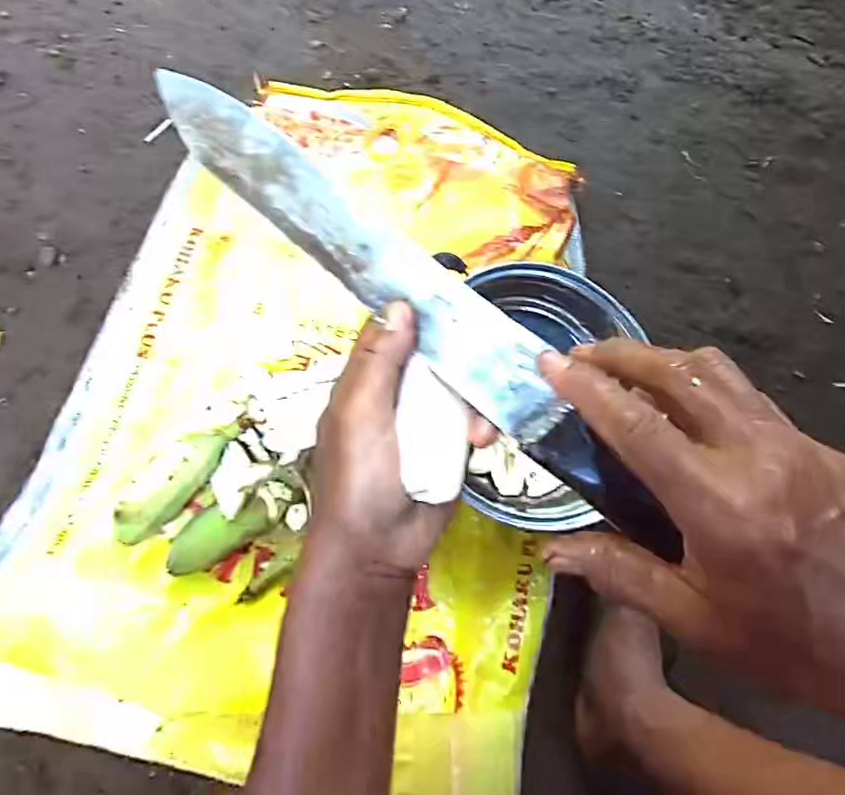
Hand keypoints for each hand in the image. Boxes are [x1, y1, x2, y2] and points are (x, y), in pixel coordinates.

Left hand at [309, 301, 495, 581]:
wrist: (379, 549)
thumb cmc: (359, 477)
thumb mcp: (360, 413)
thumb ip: (379, 360)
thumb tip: (401, 304)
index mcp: (366, 379)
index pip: (393, 330)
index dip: (417, 312)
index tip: (452, 294)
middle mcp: (396, 390)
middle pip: (433, 353)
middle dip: (459, 354)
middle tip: (486, 351)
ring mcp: (425, 416)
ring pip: (459, 384)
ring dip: (474, 396)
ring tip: (475, 427)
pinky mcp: (450, 441)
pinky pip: (473, 417)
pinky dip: (481, 425)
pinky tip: (481, 442)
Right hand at [537, 340, 844, 718]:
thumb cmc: (795, 646)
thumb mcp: (698, 624)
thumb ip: (620, 575)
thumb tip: (552, 550)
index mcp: (721, 507)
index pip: (639, 427)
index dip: (588, 388)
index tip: (551, 362)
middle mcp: (756, 457)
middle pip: (677, 373)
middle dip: (619, 352)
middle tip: (578, 354)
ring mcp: (791, 441)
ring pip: (714, 369)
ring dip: (658, 357)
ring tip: (620, 367)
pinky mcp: (812, 441)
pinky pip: (742, 391)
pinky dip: (696, 379)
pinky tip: (680, 403)